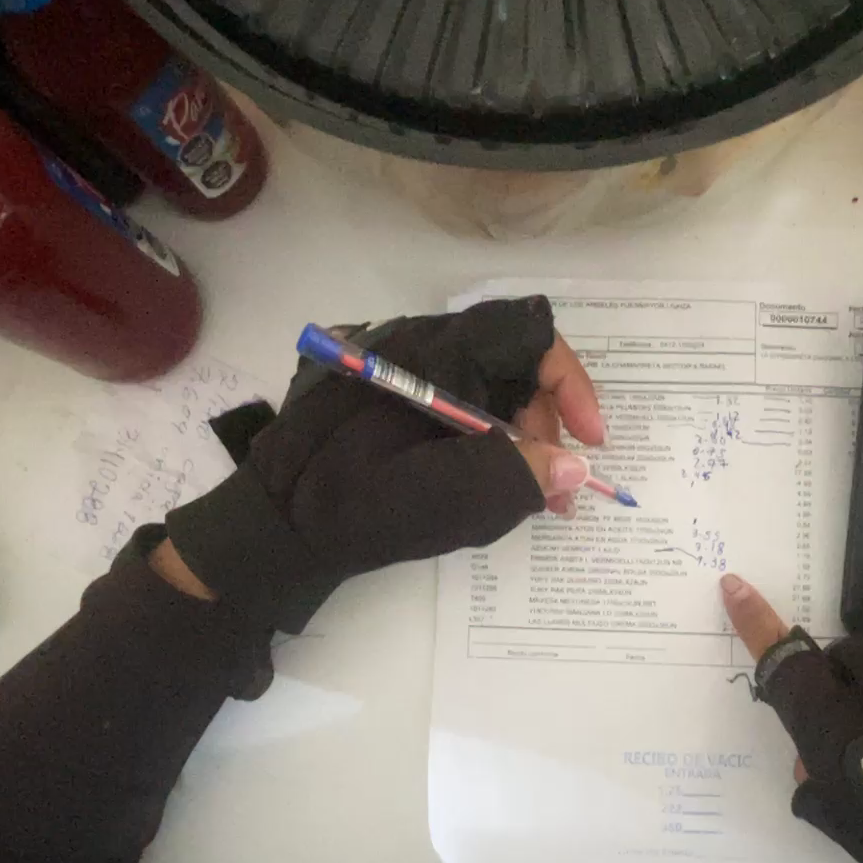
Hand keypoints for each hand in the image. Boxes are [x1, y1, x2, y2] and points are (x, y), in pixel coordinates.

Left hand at [164, 297, 602, 630]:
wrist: (274, 525)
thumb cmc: (351, 507)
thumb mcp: (438, 499)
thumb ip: (513, 478)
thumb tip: (576, 466)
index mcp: (433, 356)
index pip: (526, 337)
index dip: (570, 384)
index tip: (589, 439)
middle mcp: (424, 351)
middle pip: (516, 372)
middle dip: (548, 431)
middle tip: (558, 493)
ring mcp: (411, 377)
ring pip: (494, 397)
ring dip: (524, 446)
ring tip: (536, 501)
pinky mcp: (401, 405)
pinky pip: (466, 414)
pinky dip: (492, 449)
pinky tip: (496, 488)